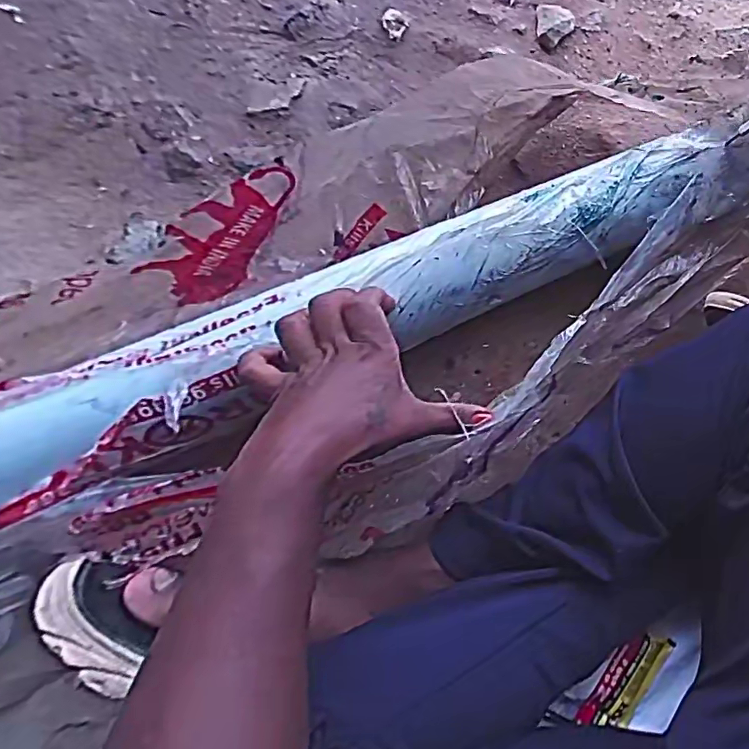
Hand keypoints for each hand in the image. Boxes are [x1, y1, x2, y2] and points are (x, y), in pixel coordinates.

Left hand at [234, 288, 491, 473]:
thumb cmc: (364, 432)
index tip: (384, 303)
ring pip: (293, 324)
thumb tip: (491, 419)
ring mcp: (302, 367)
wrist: (307, 452)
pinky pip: (257, 366)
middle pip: (328, 304)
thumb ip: (451, 417)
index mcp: (372, 352)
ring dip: (302, 320)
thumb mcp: (415, 422)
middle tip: (352, 308)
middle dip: (339, 299)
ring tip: (316, 326)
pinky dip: (259, 358)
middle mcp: (335, 351)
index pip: (366, 305)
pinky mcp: (276, 389)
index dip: (373, 296)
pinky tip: (269, 358)